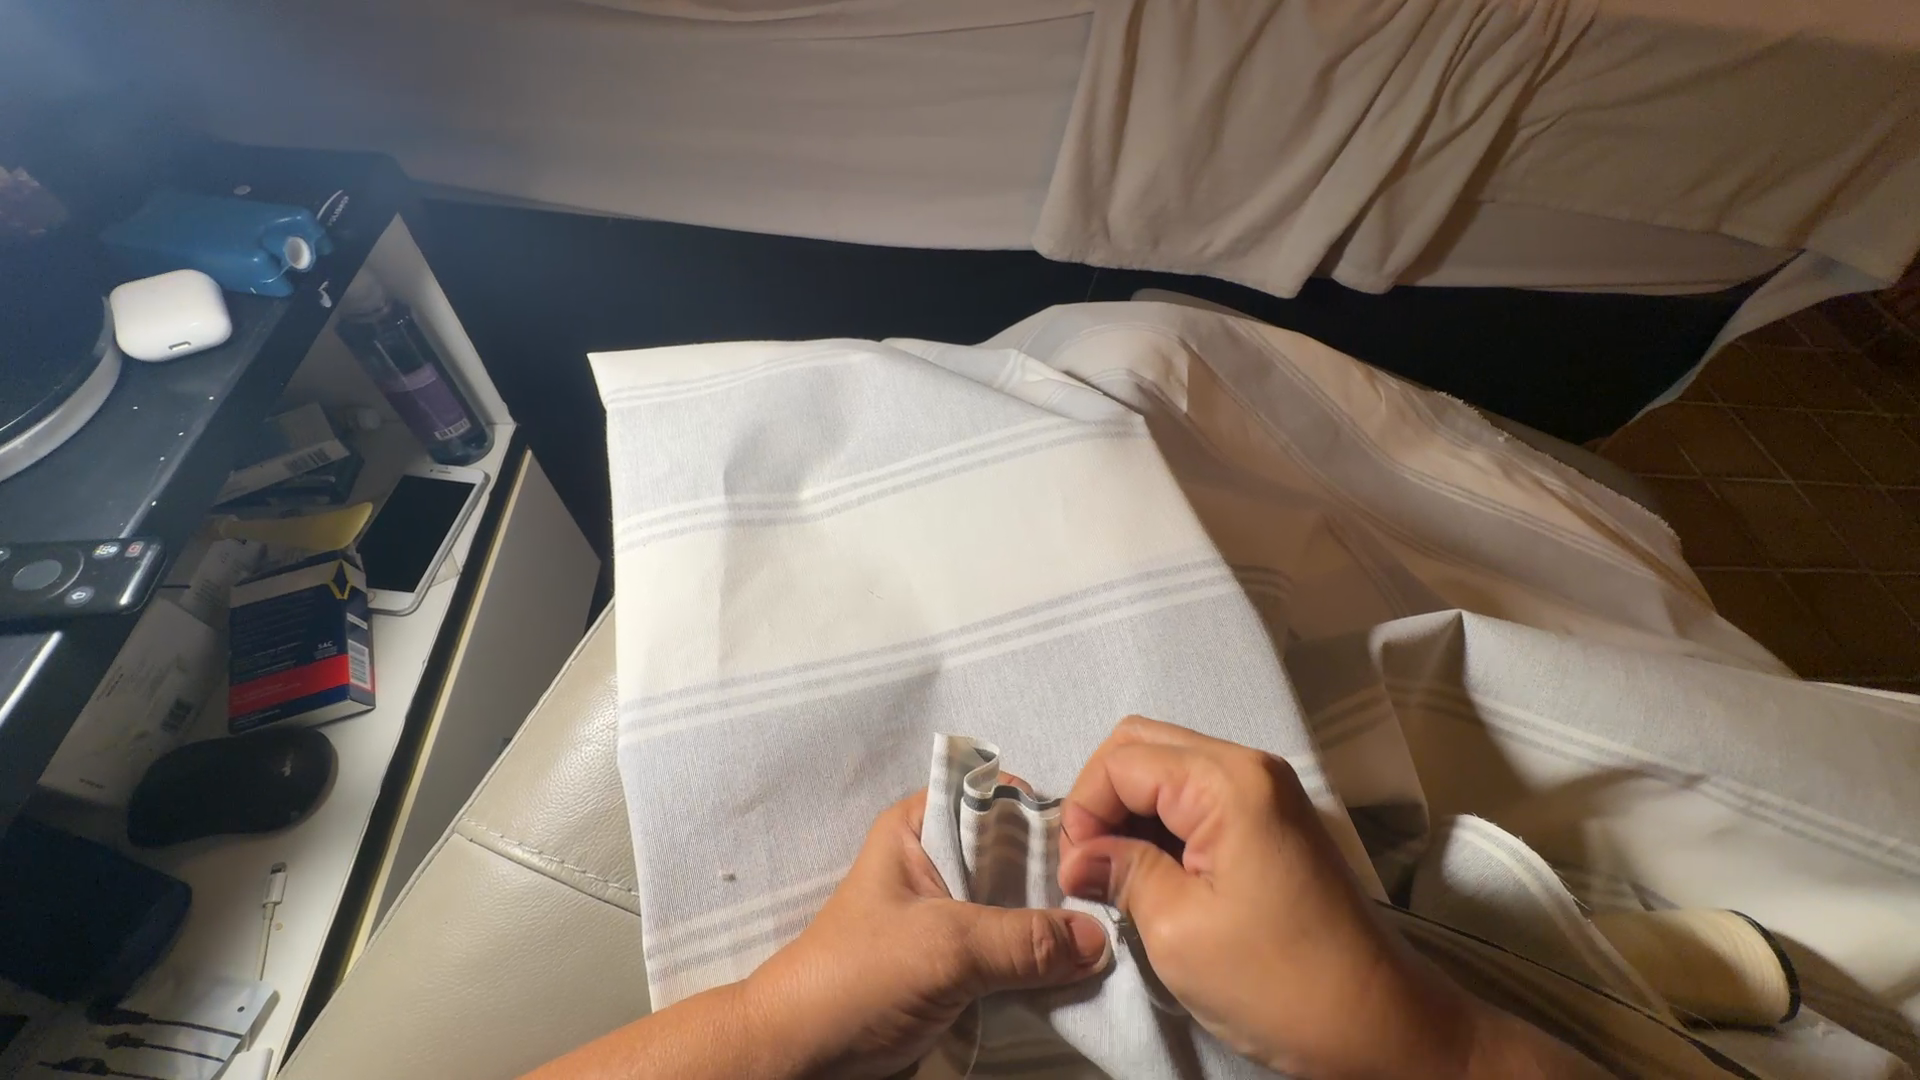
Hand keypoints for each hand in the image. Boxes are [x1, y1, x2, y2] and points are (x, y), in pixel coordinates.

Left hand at [746, 790, 1110, 1078]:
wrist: (803, 1058)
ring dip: (1053, 920)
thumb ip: (1022, 940)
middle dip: (1055, 874)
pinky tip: (1080, 965)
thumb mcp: (944, 948)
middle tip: (1111, 895)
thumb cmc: (859, 977)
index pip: (991, 796)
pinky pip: (1010, 945)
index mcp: (918, 826)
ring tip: (1107, 932)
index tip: (1091, 846)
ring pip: (1014, 901)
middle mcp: (937, 858)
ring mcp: (948, 910)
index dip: (1039, 813)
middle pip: (1011, 851)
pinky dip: (1040, 955)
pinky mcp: (957, 958)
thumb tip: (1101, 938)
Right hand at [1056, 717, 1486, 1078]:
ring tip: (1114, 868)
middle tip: (1089, 859)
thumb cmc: (1282, 985)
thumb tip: (1078, 856)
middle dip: (1101, 796)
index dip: (1085, 808)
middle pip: (1141, 744)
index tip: (1075, 869)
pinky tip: (1150, 865)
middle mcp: (1246, 764)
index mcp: (1228, 781)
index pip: (1123, 761)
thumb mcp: (1177, 931)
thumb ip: (1120, 871)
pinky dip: (1158, 818)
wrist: (1389, 1033)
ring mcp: (1262, 786)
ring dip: (1127, 807)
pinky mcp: (1268, 813)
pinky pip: (1192, 791)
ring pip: (1164, 764)